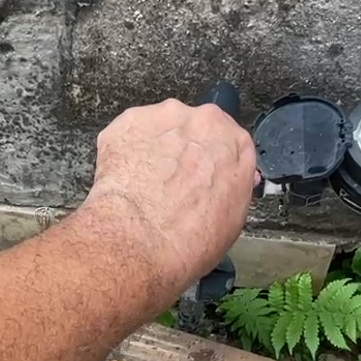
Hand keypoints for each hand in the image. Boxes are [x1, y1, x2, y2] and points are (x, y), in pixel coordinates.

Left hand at [75, 99, 256, 302]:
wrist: (140, 241)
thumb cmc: (187, 237)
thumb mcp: (234, 216)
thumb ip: (234, 184)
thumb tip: (228, 182)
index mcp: (232, 142)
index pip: (228, 140)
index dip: (213, 161)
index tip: (203, 174)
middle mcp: (200, 123)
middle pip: (192, 131)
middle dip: (182, 153)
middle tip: (173, 185)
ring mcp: (162, 120)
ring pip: (159, 130)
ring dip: (154, 151)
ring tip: (147, 187)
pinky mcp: (128, 124)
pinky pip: (128, 135)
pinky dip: (125, 153)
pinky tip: (128, 180)